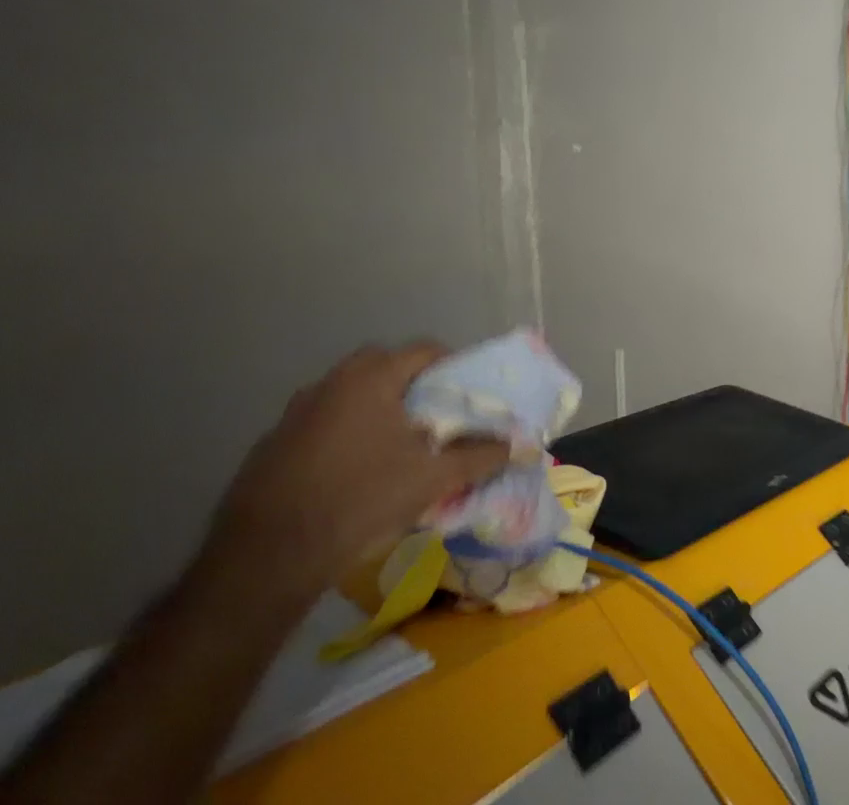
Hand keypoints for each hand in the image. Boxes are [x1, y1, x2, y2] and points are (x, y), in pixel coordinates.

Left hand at [204, 342, 509, 595]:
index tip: (472, 395)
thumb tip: (522, 446)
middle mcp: (329, 384)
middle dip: (417, 386)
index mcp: (370, 380)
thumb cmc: (363, 499)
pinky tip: (361, 471)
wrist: (270, 553)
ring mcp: (295, 413)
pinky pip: (326, 423)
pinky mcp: (274, 444)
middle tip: (441, 417)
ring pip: (352, 396)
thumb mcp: (435, 479)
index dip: (455, 366)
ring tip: (405, 446)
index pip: (424, 350)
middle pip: (385, 368)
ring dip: (381, 410)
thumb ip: (482, 456)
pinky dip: (350, 434)